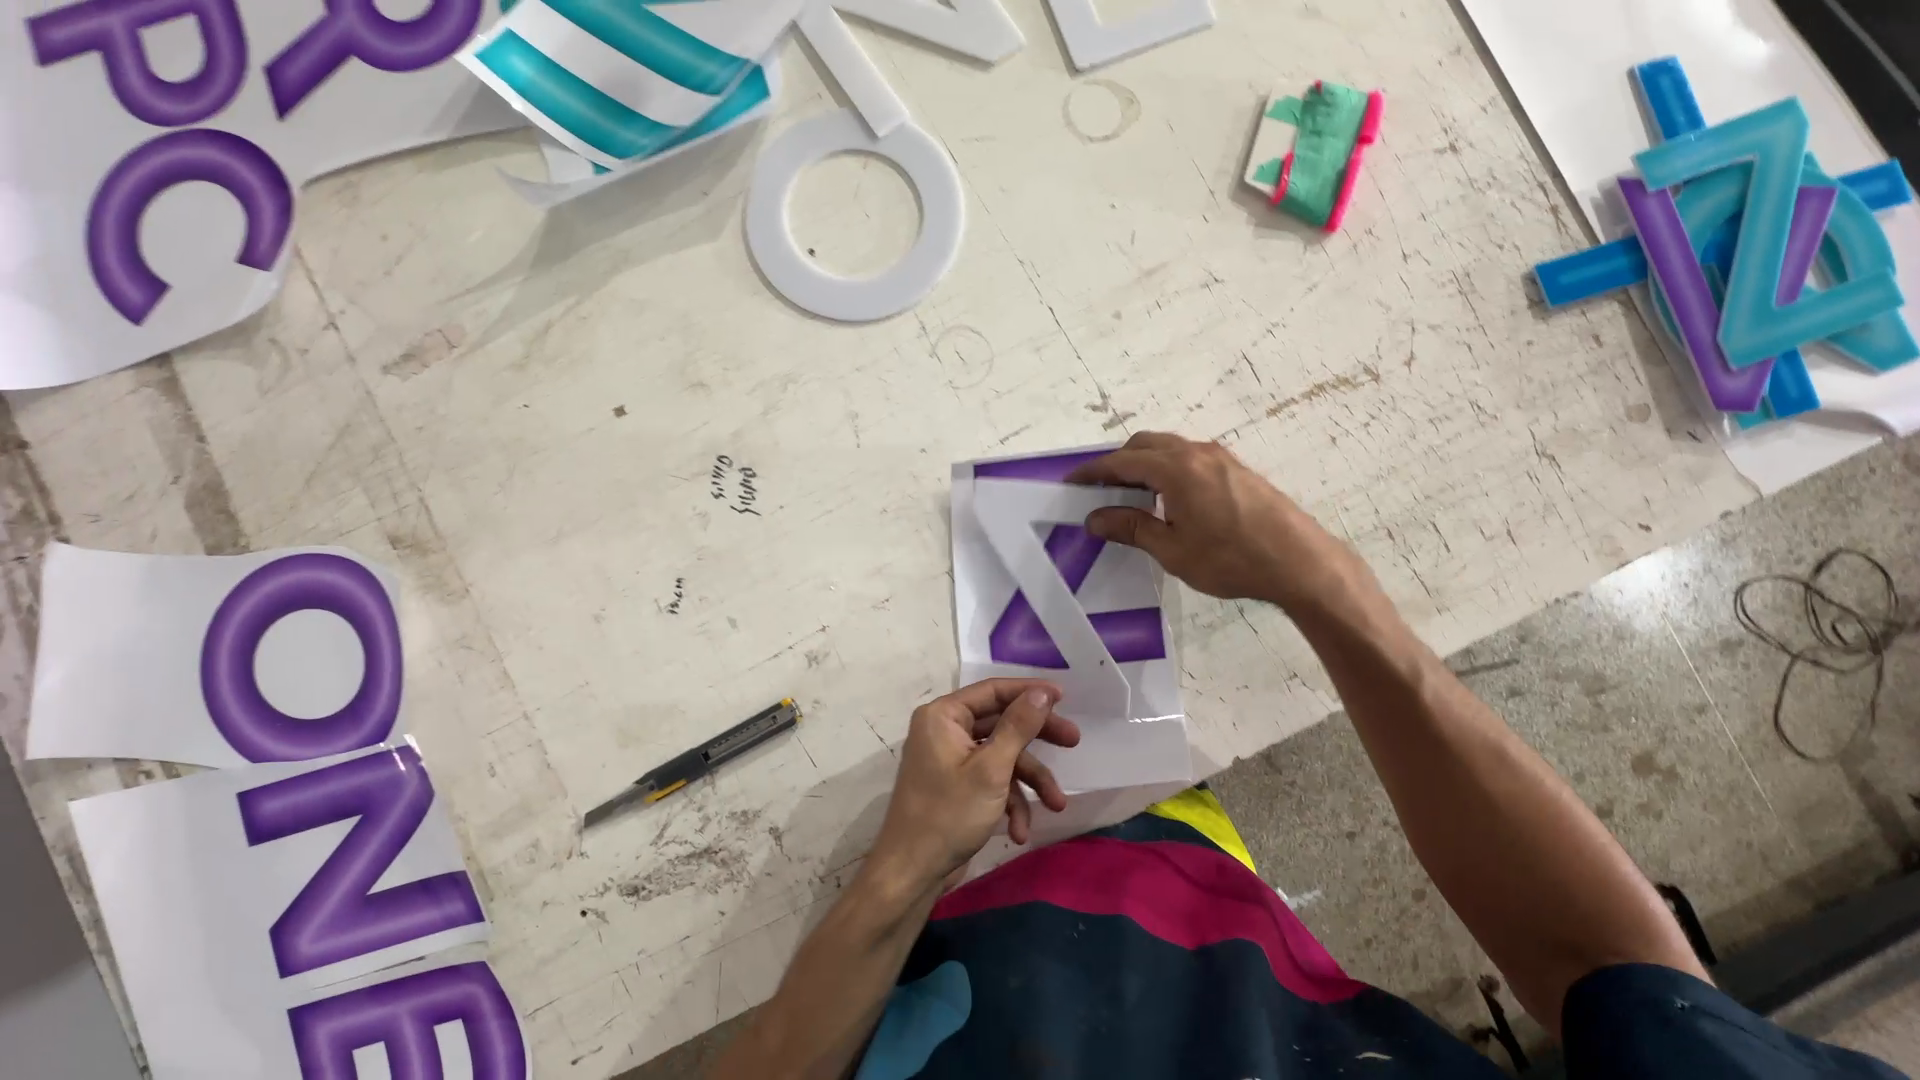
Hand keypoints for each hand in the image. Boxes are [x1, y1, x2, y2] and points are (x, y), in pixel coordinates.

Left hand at [868, 680, 1080, 894]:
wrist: (912, 872)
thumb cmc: (949, 814)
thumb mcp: (991, 769)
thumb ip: (1019, 726)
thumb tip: (1043, 692)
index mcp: (943, 716)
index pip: (992, 691)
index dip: (1029, 692)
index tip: (1064, 697)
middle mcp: (944, 731)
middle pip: (1001, 724)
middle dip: (1037, 740)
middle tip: (1074, 741)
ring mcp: (950, 760)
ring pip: (1002, 758)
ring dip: (1028, 783)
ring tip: (1057, 805)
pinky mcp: (957, 787)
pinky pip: (991, 782)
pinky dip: (1008, 804)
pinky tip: (1019, 831)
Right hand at [1066, 431, 1370, 613]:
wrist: (1299, 562)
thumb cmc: (1231, 559)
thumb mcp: (1173, 550)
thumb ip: (1132, 528)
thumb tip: (1096, 518)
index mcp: (1176, 469)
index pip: (1122, 462)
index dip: (1093, 472)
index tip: (1071, 484)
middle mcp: (1197, 453)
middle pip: (1144, 445)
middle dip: (1117, 463)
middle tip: (1099, 492)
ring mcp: (1221, 458)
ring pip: (1169, 448)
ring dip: (1144, 464)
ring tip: (1131, 498)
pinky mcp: (1236, 470)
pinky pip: (1189, 458)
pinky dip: (1167, 469)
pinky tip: (1168, 500)